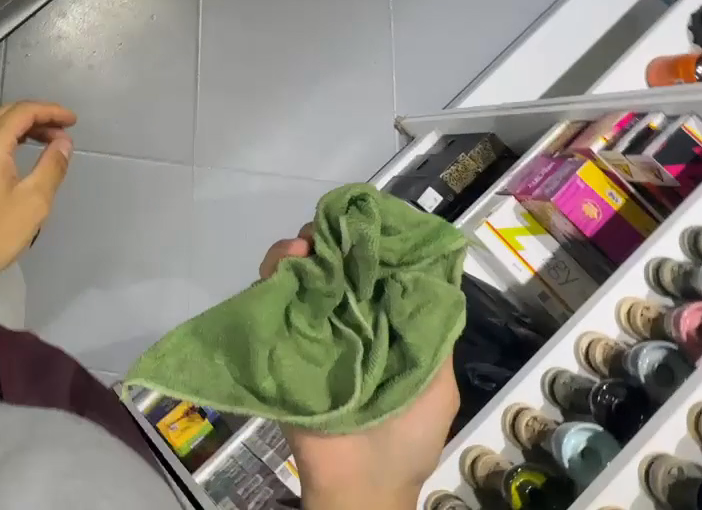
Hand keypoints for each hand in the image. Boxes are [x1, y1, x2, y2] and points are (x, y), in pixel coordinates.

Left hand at [0, 101, 75, 277]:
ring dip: (25, 126)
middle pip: (9, 113)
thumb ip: (52, 166)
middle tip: (65, 130)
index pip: (23, 112)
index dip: (51, 111)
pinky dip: (10, 137)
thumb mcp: (34, 201)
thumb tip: (64, 143)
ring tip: (51, 140)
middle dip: (39, 116)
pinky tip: (25, 150)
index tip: (73, 120)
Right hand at [258, 230, 457, 509]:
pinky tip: (285, 264)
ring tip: (302, 249)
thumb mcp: (434, 381)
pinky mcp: (274, 333)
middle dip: (328, 240)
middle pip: (329, 263)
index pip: (369, 269)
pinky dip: (272, 272)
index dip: (366, 241)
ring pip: (296, 271)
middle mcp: (340, 314)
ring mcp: (305, 322)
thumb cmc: (403, 435)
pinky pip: (268, 294)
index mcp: (379, 322)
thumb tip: (423, 271)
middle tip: (326, 232)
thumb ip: (429, 331)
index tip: (363, 222)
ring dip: (298, 251)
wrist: (357, 479)